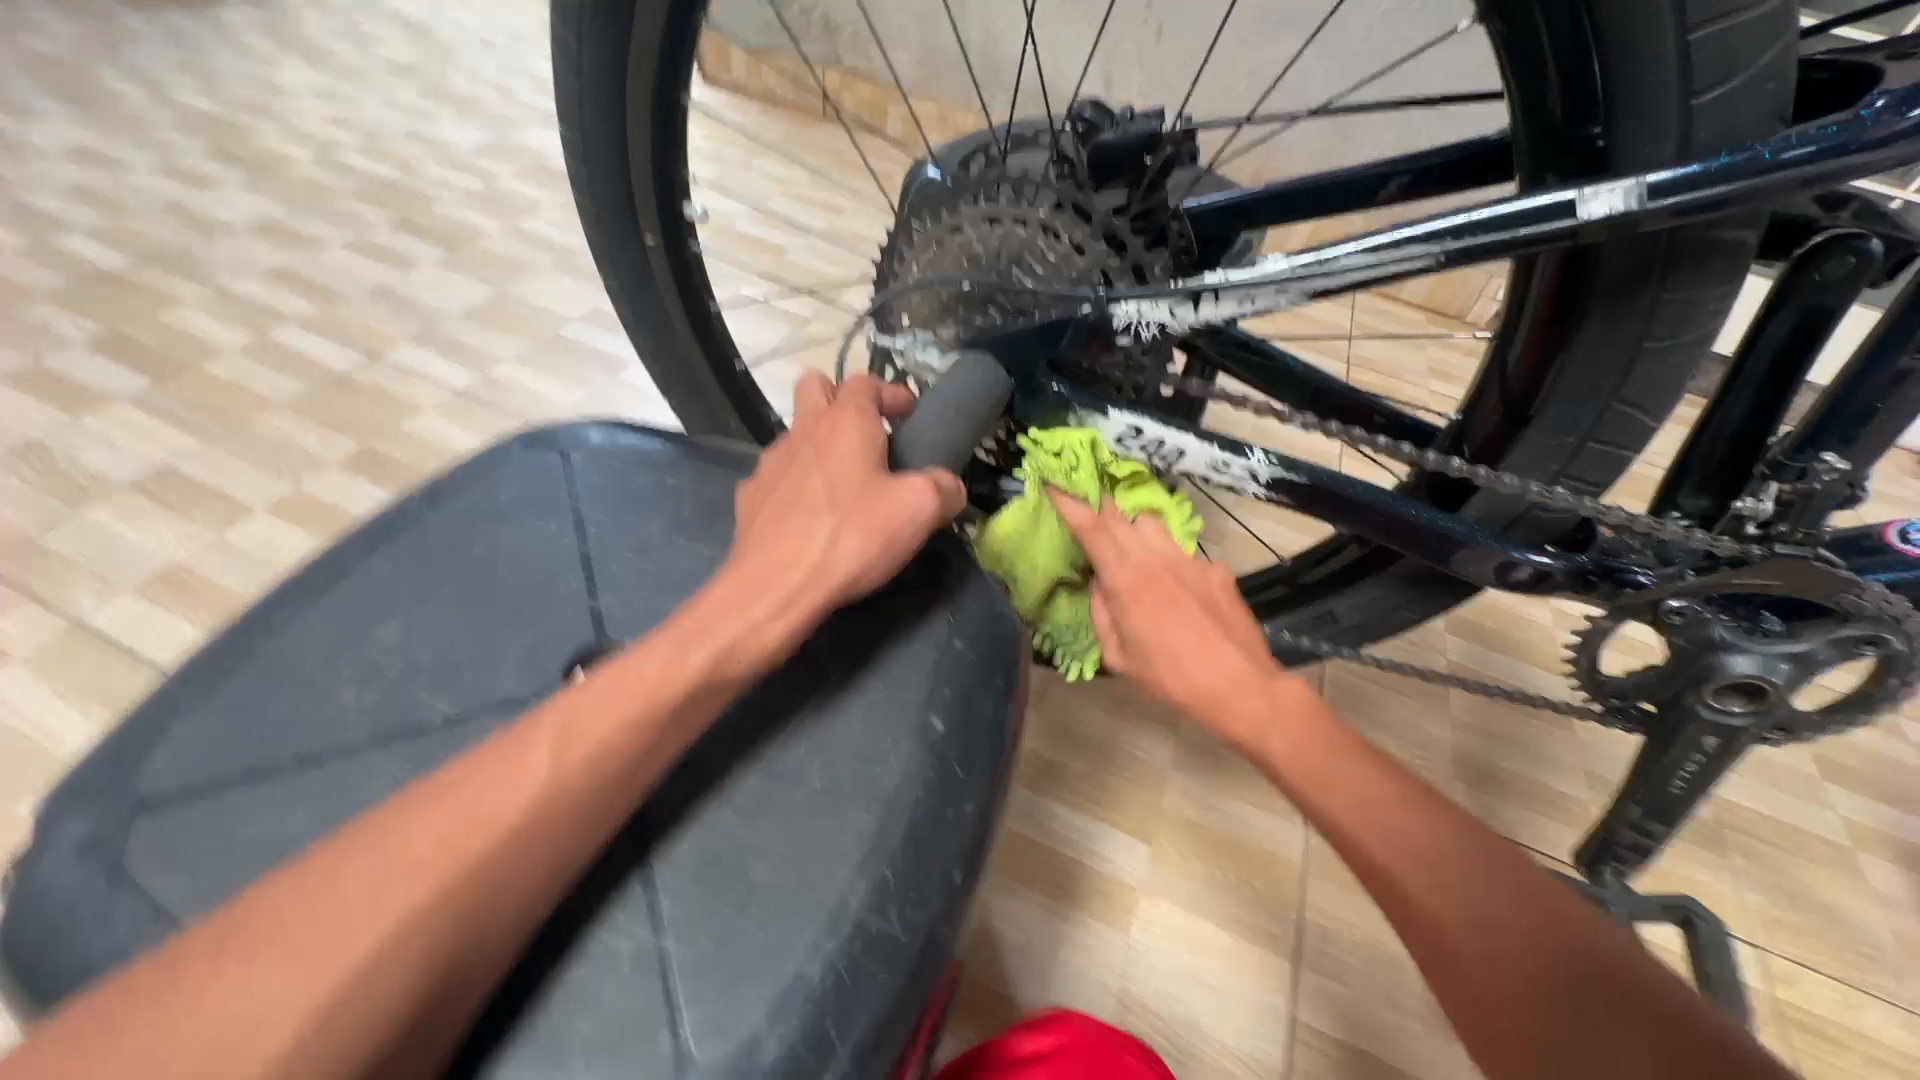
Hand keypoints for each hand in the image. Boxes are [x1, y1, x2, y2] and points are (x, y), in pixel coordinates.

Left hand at [727, 372, 966, 617]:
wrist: (776, 585)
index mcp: (845, 422)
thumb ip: (942, 489)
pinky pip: (776, 476)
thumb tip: (950, 487)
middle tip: (867, 433)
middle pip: (815, 387)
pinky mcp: (750, 497)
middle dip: (840, 398)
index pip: (865, 382)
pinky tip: (808, 515)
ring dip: (818, 444)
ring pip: (794, 434)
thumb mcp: (918, 511)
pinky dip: (795, 483)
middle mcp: (803, 431)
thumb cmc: (851, 536)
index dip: (890, 392)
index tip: (909, 415)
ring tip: (842, 483)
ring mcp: (769, 463)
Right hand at [1049, 489, 1303, 745]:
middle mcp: (1155, 559)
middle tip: (1089, 516)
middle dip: (1100, 511)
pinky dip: (1172, 562)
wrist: (1239, 686)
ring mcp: (1190, 560)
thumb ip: (1102, 614)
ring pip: (1153, 525)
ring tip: (1135, 554)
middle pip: (1120, 517)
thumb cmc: (1170, 679)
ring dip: (1135, 530)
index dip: (1070, 503)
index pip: (1091, 528)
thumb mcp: (1119, 657)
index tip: (1055, 485)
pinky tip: (1181, 593)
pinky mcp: (1216, 569)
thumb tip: (1099, 584)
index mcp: (1126, 581)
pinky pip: (1184, 553)